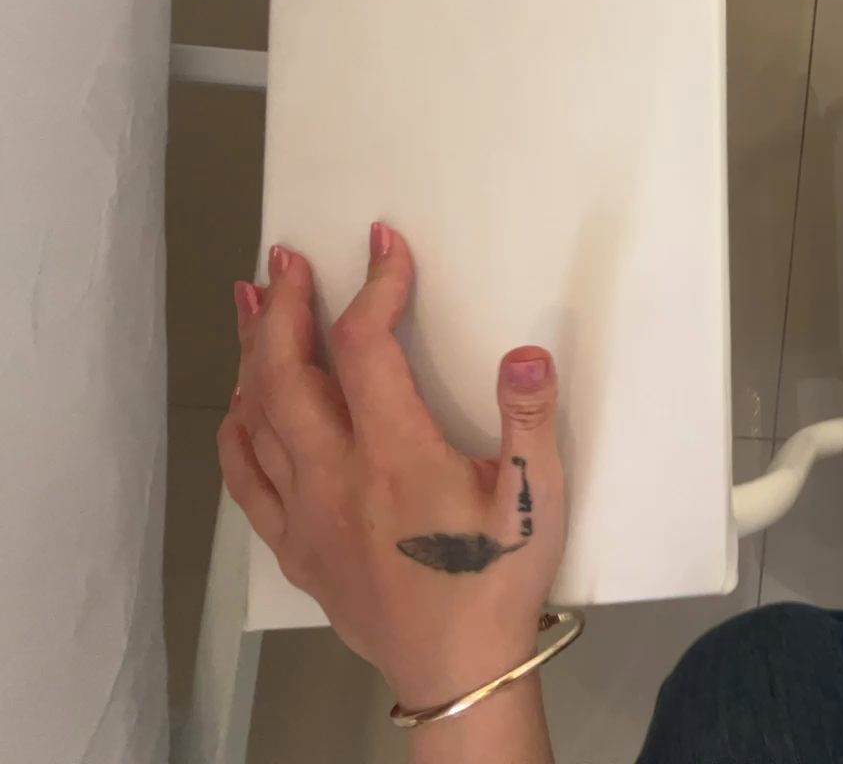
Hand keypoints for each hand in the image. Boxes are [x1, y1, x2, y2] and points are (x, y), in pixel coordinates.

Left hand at [218, 223, 565, 710]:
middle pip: (288, 376)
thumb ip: (530, 421)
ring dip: (249, 354)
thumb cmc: (501, 573)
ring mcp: (303, 511)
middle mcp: (334, 475)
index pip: (368, 352)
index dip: (375, 290)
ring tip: (247, 305)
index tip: (384, 245)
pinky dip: (238, 423)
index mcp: (396, 457)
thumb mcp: (537, 496)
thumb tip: (526, 352)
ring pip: (254, 418)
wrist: (458, 664)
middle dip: (282, 309)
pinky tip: (244, 403)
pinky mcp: (294, 542)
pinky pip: (244, 473)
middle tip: (283, 259)